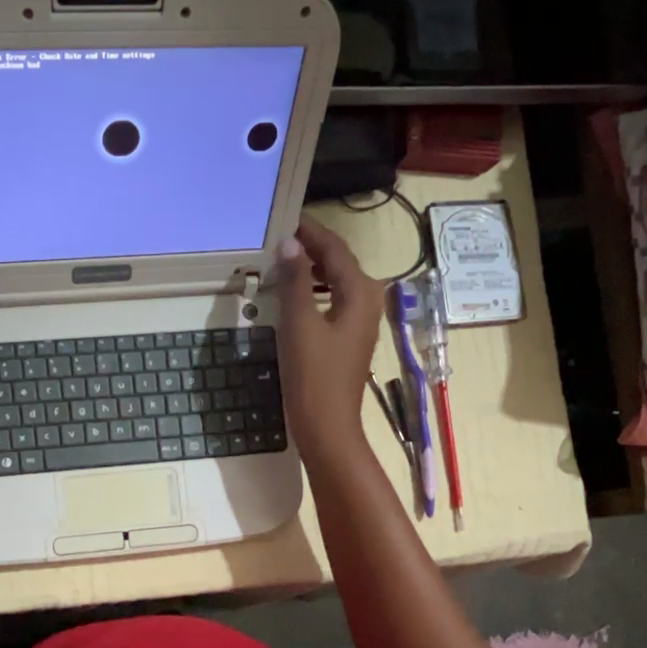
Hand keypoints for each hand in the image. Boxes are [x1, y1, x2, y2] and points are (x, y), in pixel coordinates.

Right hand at [275, 215, 384, 459]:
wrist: (327, 429)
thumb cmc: (313, 377)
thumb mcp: (299, 325)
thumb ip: (295, 281)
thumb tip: (289, 244)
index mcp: (360, 293)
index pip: (334, 249)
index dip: (310, 232)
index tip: (284, 219)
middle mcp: (367, 302)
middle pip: (339, 263)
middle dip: (311, 248)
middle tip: (279, 238)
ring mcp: (360, 323)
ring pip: (336, 283)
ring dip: (311, 271)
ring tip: (281, 263)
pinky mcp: (348, 340)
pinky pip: (333, 302)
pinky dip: (314, 293)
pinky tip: (293, 297)